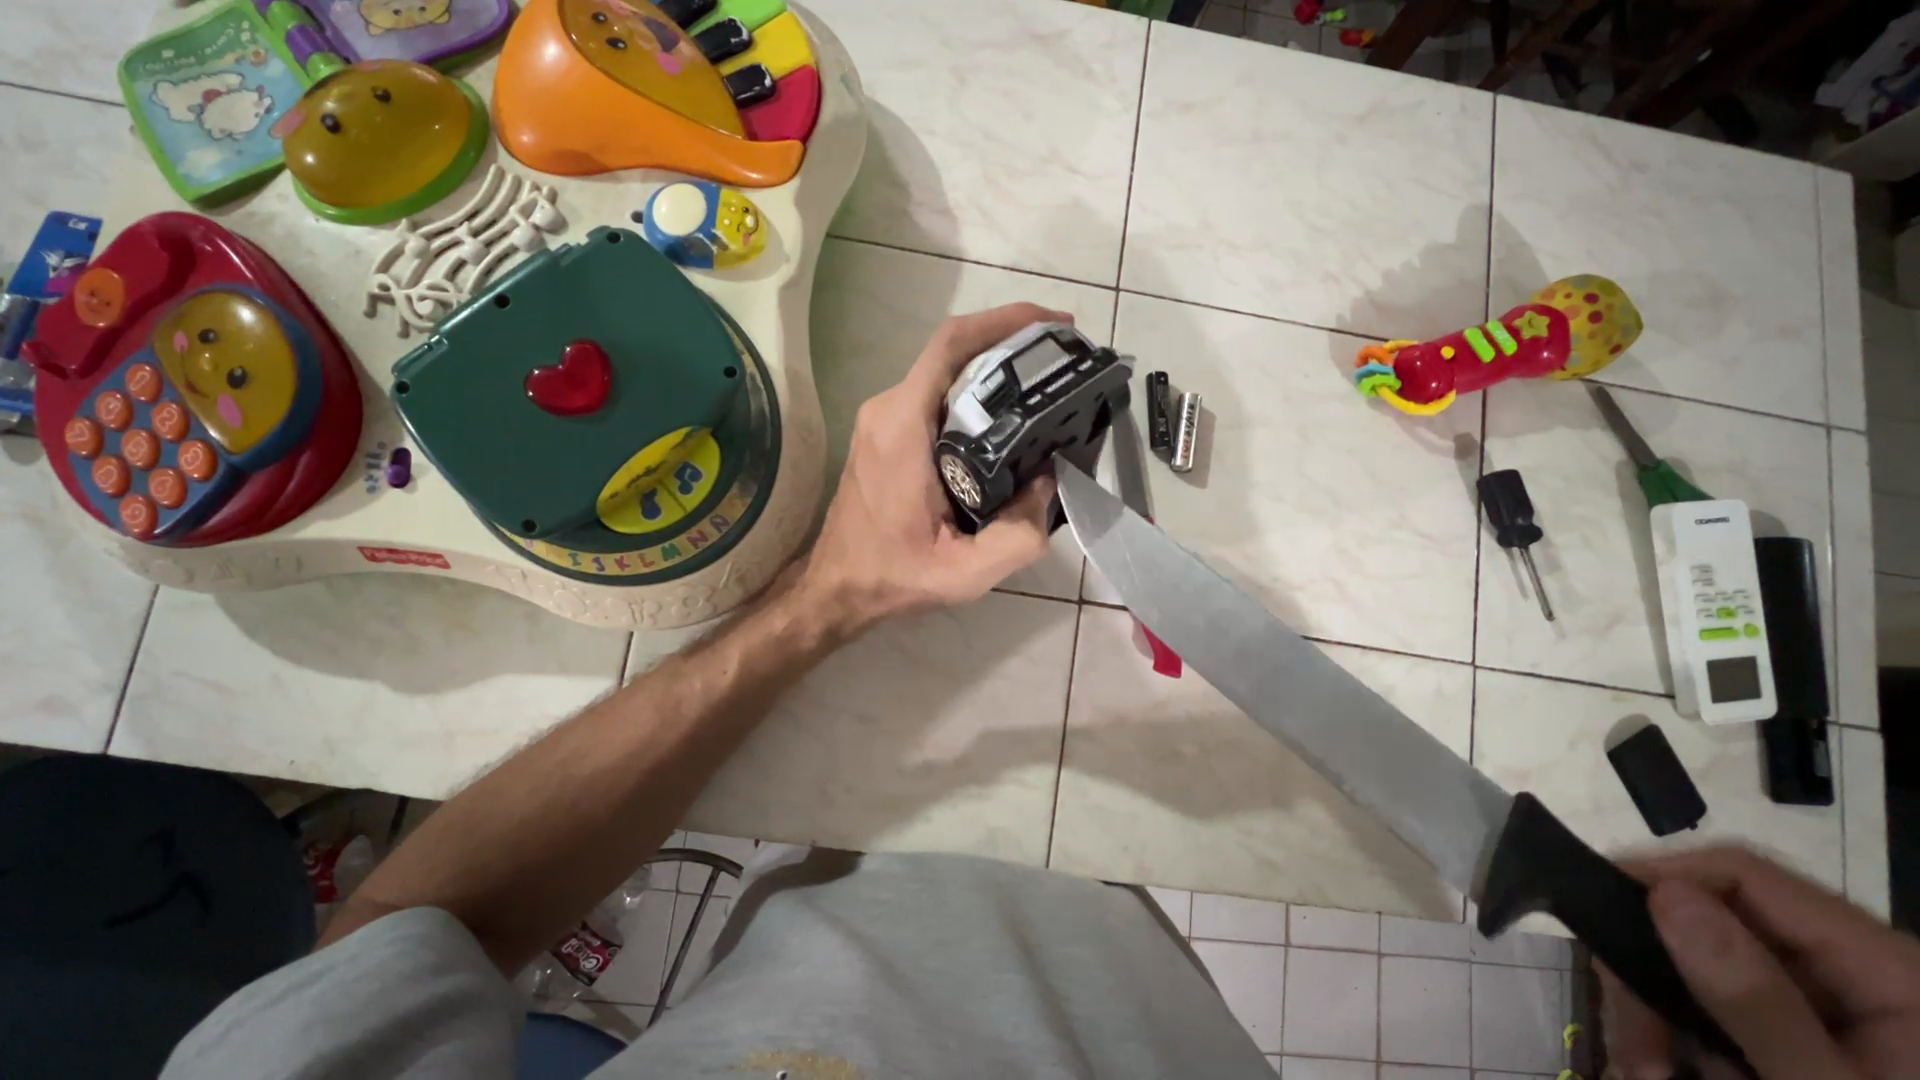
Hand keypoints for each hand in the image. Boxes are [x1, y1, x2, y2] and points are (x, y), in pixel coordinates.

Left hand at [798, 303, 1068, 633]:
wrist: (836, 588)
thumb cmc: (893, 577)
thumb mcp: (967, 572)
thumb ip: (1020, 533)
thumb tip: (1049, 481)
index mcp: (903, 427)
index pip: (952, 346)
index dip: (1005, 321)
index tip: (1054, 322)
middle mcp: (887, 409)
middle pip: (954, 353)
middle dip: (1011, 345)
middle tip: (1063, 362)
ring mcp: (881, 418)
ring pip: (945, 375)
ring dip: (994, 372)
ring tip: (1046, 387)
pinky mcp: (883, 431)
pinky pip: (934, 396)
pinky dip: (974, 396)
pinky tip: (1009, 419)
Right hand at [1599, 847, 1919, 1079]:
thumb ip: (1756, 1000)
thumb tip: (1664, 895)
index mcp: (1887, 967)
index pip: (1745, 875)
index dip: (1660, 880)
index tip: (1593, 924)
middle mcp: (1856, 970)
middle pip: (1709, 922)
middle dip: (1648, 975)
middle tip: (1630, 1052)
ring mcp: (1830, 1006)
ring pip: (1698, 966)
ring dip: (1654, 1014)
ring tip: (1643, 1073)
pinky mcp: (1807, 1036)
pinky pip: (1717, 1009)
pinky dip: (1681, 1038)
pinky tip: (1666, 1071)